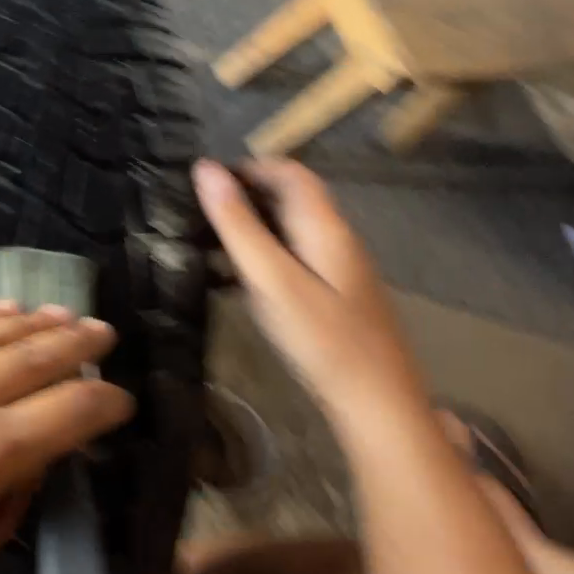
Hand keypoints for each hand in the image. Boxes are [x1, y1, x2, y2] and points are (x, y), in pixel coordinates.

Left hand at [0, 303, 131, 573]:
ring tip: (64, 315)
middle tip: (104, 333)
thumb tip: (47, 436)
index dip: (107, 400)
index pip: (72, 409)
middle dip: (79, 344)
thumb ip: (23, 478)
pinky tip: (5, 311)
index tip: (121, 396)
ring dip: (35, 322)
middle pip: (37, 357)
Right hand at [193, 158, 429, 431]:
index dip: (247, 167)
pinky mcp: (334, 294)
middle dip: (242, 196)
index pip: (289, 171)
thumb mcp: (270, 279)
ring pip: (288, 228)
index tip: (203, 183)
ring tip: (204, 243)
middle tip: (195, 213)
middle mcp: (336, 239)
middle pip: (289, 197)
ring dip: (248, 227)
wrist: (377, 405)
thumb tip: (205, 168)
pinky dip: (260, 255)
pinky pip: (291, 256)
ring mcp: (338, 268)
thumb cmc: (321, 339)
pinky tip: (232, 278)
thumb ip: (236, 223)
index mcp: (326, 227)